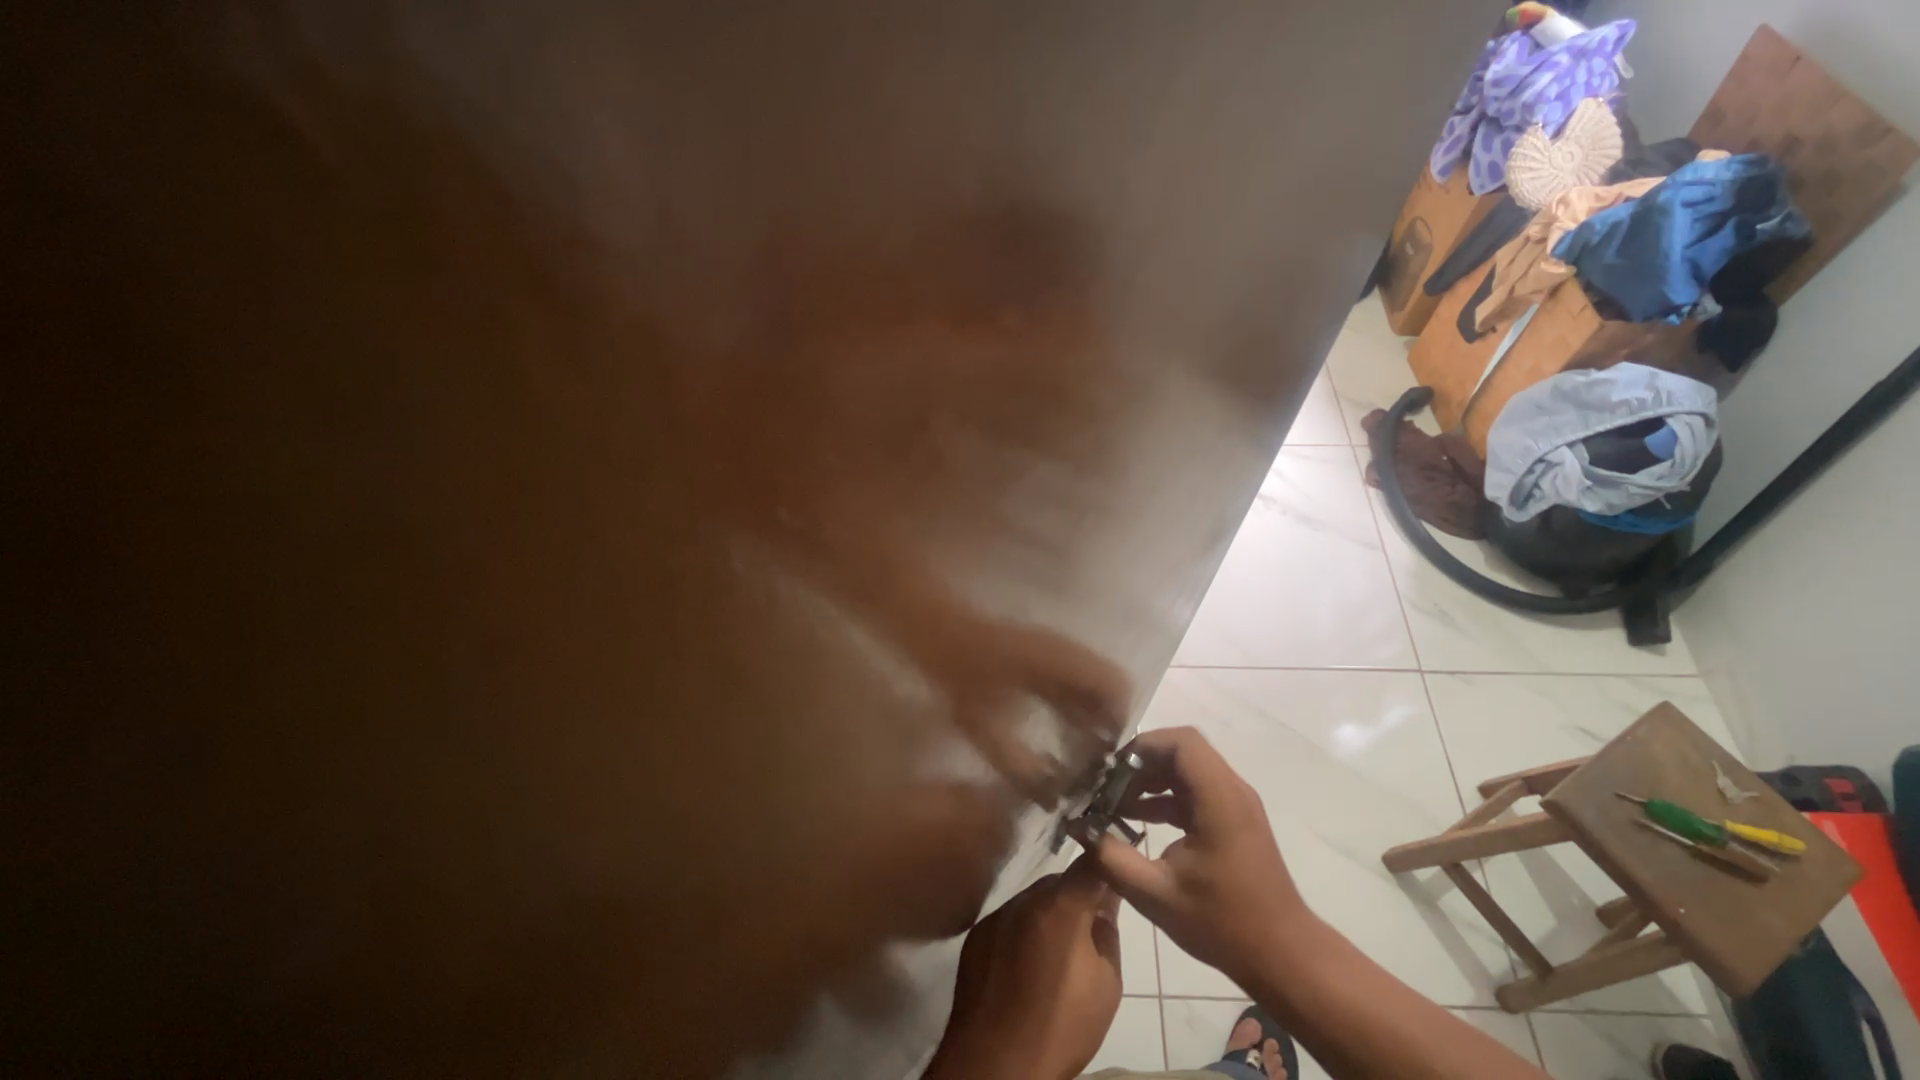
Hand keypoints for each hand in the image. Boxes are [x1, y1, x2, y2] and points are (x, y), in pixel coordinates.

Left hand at [923, 858, 1122, 1079]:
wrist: (994, 1063)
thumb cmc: (1060, 1027)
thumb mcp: (1106, 985)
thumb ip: (1108, 934)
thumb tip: (1106, 904)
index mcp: (1061, 908)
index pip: (1090, 862)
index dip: (1106, 864)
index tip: (1117, 877)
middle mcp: (1024, 901)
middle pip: (1059, 881)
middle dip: (1078, 895)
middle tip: (1092, 927)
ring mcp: (995, 917)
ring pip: (1032, 899)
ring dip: (1049, 913)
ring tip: (1058, 952)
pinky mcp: (976, 937)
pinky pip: (1009, 920)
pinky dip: (1023, 930)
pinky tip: (1027, 964)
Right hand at [1077, 726, 1318, 988]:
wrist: (1281, 954)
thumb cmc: (1222, 922)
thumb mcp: (1155, 894)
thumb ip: (1110, 856)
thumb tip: (1077, 827)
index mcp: (1218, 799)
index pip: (1181, 742)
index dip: (1142, 746)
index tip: (1110, 771)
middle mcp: (1232, 791)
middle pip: (1183, 751)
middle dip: (1141, 763)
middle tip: (1106, 787)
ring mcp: (1236, 806)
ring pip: (1188, 771)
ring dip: (1151, 781)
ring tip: (1114, 804)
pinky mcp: (1234, 821)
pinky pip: (1196, 793)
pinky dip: (1166, 799)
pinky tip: (1137, 822)